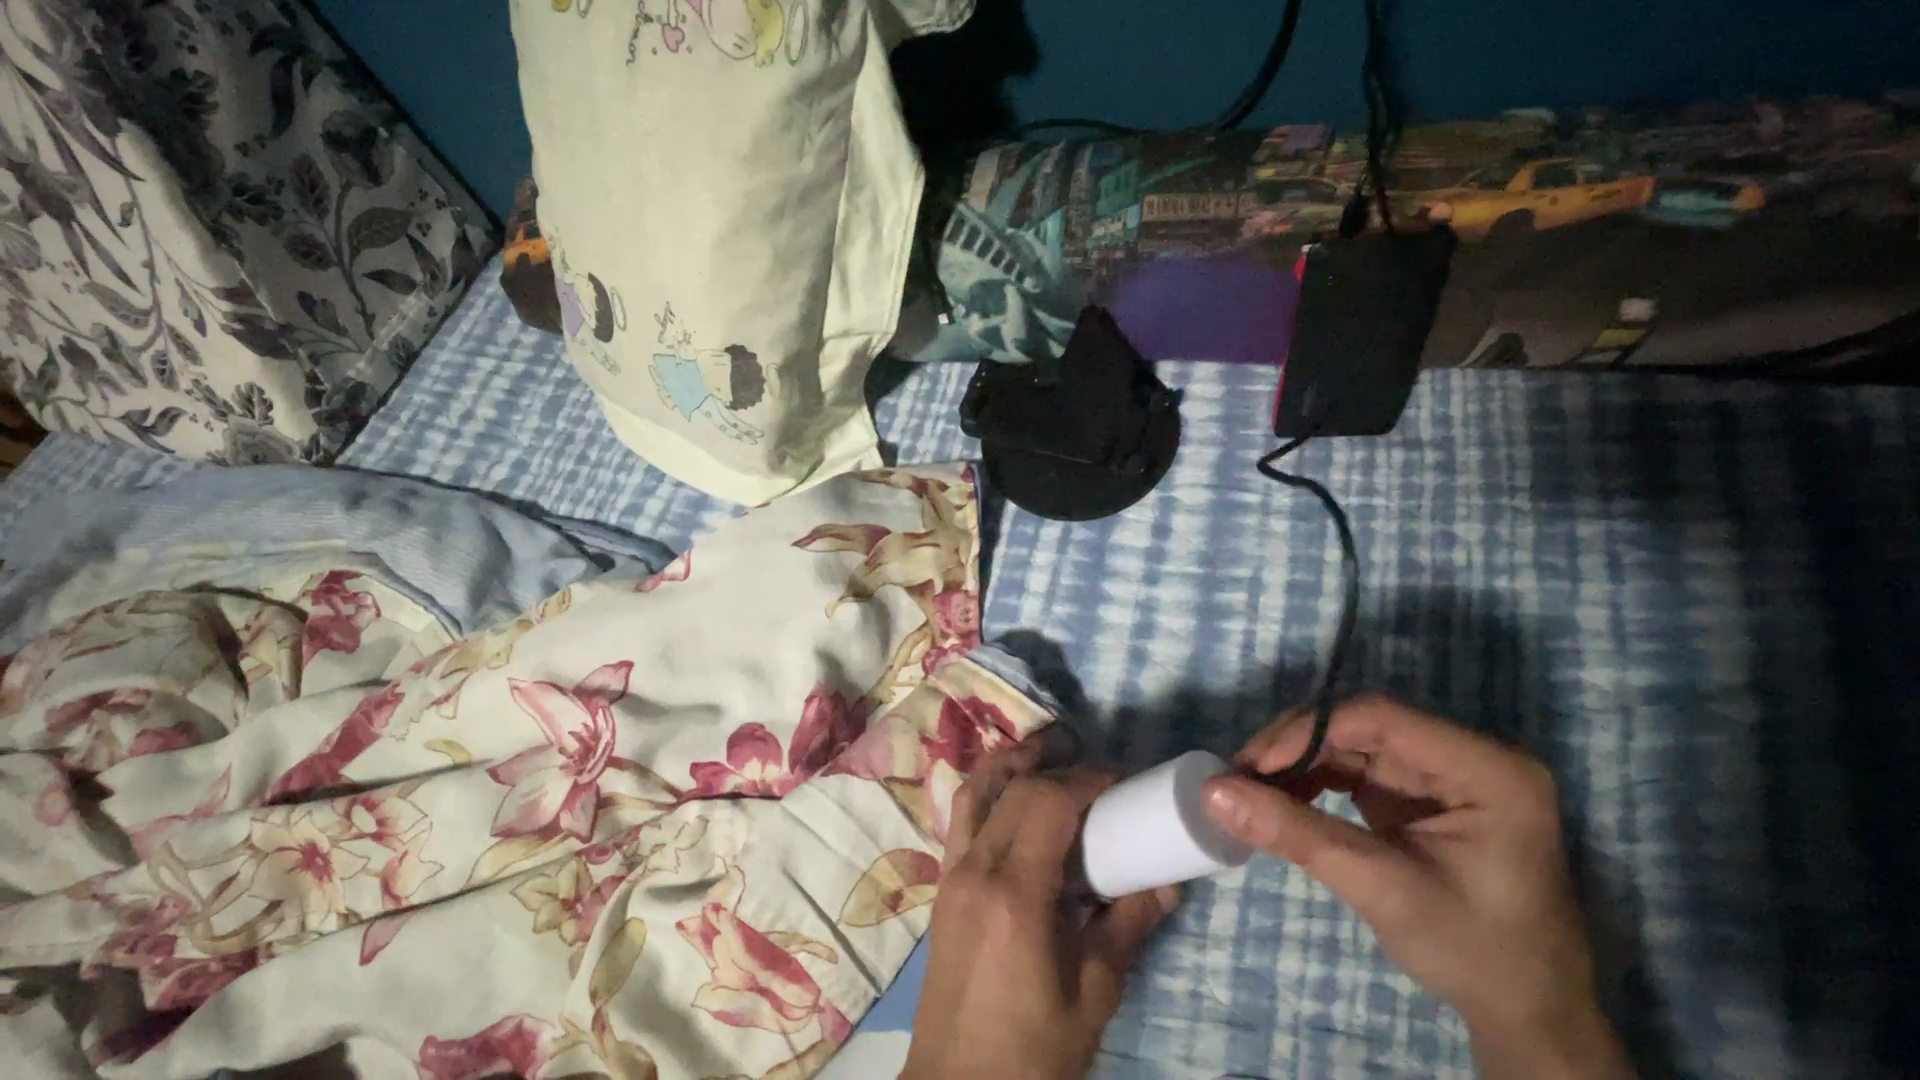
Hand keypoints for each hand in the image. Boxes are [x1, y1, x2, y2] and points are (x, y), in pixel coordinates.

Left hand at [903, 748, 1180, 1079]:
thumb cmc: (1032, 1049)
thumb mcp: (1094, 992)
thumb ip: (1128, 926)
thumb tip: (1169, 880)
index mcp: (1014, 894)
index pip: (1047, 802)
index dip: (1088, 778)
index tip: (1125, 779)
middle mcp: (974, 870)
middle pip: (1012, 788)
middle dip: (1058, 765)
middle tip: (1101, 772)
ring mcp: (950, 875)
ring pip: (974, 792)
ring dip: (1013, 764)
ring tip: (1052, 753)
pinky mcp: (942, 887)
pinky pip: (962, 818)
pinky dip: (989, 791)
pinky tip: (1016, 799)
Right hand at [1202, 695, 1633, 1079]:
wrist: (1526, 1015)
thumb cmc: (1473, 952)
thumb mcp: (1382, 889)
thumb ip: (1298, 834)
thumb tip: (1212, 792)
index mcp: (1485, 769)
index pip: (1379, 719)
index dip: (1307, 732)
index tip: (1250, 765)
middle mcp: (1468, 757)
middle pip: (1363, 726)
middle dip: (1296, 747)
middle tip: (1239, 777)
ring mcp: (1445, 775)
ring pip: (1354, 745)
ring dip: (1300, 764)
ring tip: (1252, 790)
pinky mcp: (1423, 796)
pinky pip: (1359, 771)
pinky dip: (1316, 783)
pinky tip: (1283, 801)